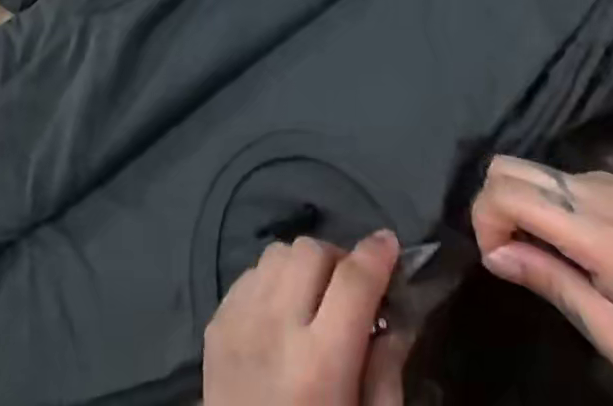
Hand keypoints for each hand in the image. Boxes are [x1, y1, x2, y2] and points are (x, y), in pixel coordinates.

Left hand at [203, 231, 402, 405]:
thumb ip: (386, 369)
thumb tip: (396, 315)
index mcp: (320, 362)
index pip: (352, 282)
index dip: (376, 255)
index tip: (391, 243)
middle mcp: (275, 326)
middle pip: (309, 252)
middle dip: (339, 258)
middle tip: (354, 286)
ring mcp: (238, 318)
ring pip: (276, 253)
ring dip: (304, 265)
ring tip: (317, 295)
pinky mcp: (215, 319)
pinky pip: (251, 272)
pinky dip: (273, 278)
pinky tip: (284, 309)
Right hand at [471, 156, 612, 405]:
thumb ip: (555, 288)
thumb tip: (494, 255)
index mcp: (603, 234)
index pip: (506, 193)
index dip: (484, 223)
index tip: (498, 261)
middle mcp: (602, 194)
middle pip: (506, 166)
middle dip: (491, 206)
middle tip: (509, 253)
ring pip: (526, 167)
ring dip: (513, 203)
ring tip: (535, 252)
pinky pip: (552, 177)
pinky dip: (536, 200)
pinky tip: (558, 242)